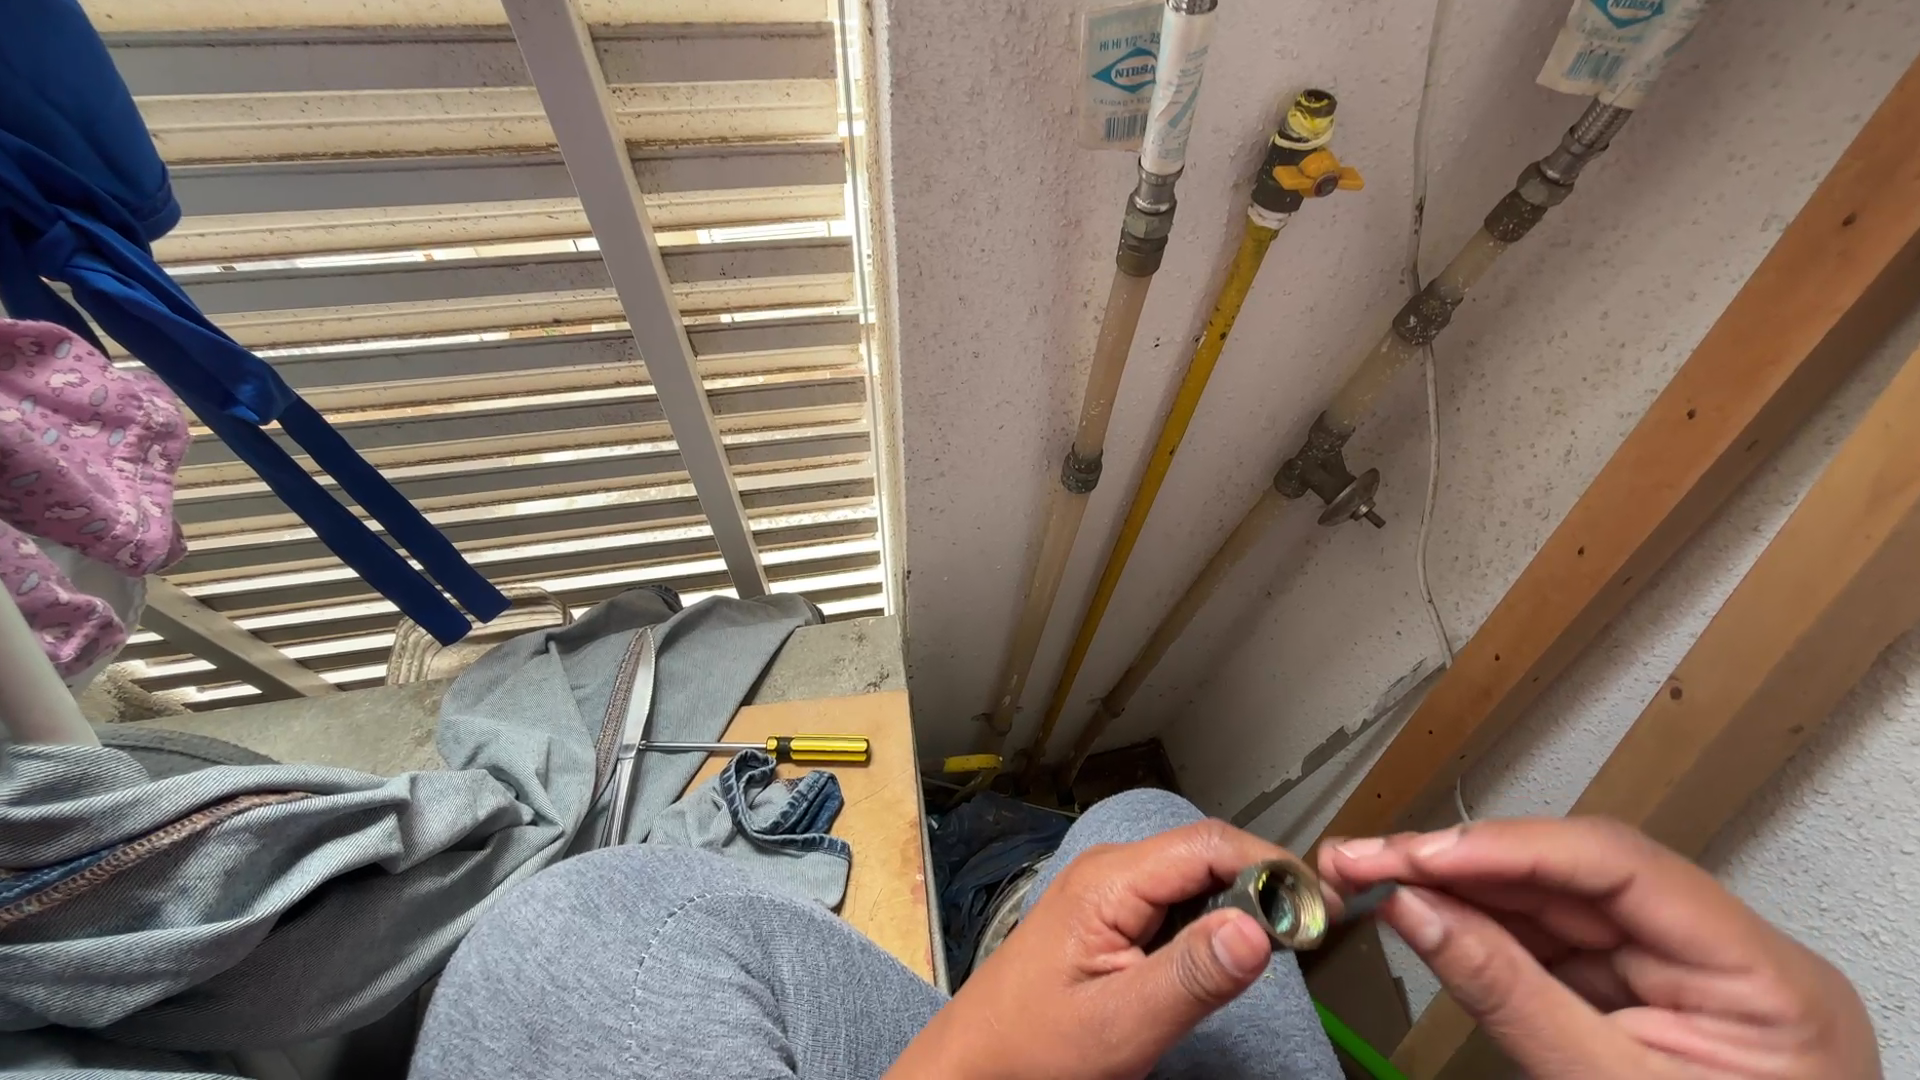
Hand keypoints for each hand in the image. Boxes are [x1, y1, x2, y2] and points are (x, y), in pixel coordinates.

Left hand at [885, 820, 1284, 1079]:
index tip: (1320, 906)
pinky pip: (1175, 900)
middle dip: (1261, 882)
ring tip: (1279, 942)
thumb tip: (1261, 928)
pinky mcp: (1113, 911)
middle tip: (1309, 931)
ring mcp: (1111, 888)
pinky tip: (1225, 952)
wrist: (980, 1056)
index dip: (1269, 864)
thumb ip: (1192, 975)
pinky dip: (1211, 920)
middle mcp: (1112, 868)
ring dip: (1240, 902)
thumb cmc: (1036, 1044)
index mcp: (1110, 879)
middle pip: (1204, 853)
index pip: (1206, 844)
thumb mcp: (1120, 1023)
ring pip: (1194, 876)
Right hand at [1318, 817, 1879, 1078]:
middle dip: (1449, 862)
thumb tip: (1403, 906)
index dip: (1503, 846)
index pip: (1616, 864)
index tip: (1410, 855)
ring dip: (1439, 883)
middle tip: (1356, 858)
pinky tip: (1405, 904)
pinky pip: (1528, 932)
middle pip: (1560, 870)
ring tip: (1358, 873)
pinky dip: (1461, 919)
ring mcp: (1659, 961)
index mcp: (1758, 973)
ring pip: (1532, 893)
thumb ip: (1505, 993)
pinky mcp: (1615, 980)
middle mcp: (1707, 945)